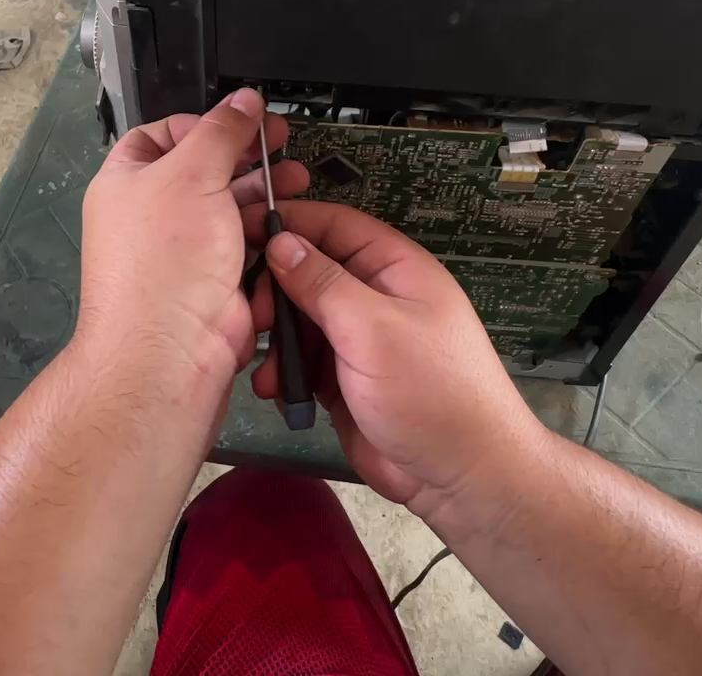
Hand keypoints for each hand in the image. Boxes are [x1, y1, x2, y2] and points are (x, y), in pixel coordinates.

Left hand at [76, 88, 308, 388]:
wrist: (172, 351)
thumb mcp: (193, 174)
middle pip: (204, 168)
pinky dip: (266, 227)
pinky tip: (290, 215)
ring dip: (263, 189)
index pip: (160, 136)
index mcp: (127, 182)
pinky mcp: (215, 278)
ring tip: (297, 177)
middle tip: (281, 141)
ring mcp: (185, 250)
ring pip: (228, 206)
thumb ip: (222, 132)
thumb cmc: (166, 257)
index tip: (237, 121)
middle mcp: (152, 215)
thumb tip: (244, 98)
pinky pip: (243, 242)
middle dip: (244, 154)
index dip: (199, 124)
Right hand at [248, 201, 545, 513]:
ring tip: (262, 363)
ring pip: (299, 316)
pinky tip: (274, 389)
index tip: (241, 228)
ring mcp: (356, 337)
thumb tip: (281, 240)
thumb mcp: (372, 328)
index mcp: (392, 267)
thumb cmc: (427, 390)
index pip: (333, 225)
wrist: (460, 479)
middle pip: (309, 270)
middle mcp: (372, 294)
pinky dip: (283, 369)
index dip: (289, 221)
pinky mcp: (342, 376)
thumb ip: (322, 283)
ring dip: (275, 336)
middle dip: (275, 289)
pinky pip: (301, 357)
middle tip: (252, 316)